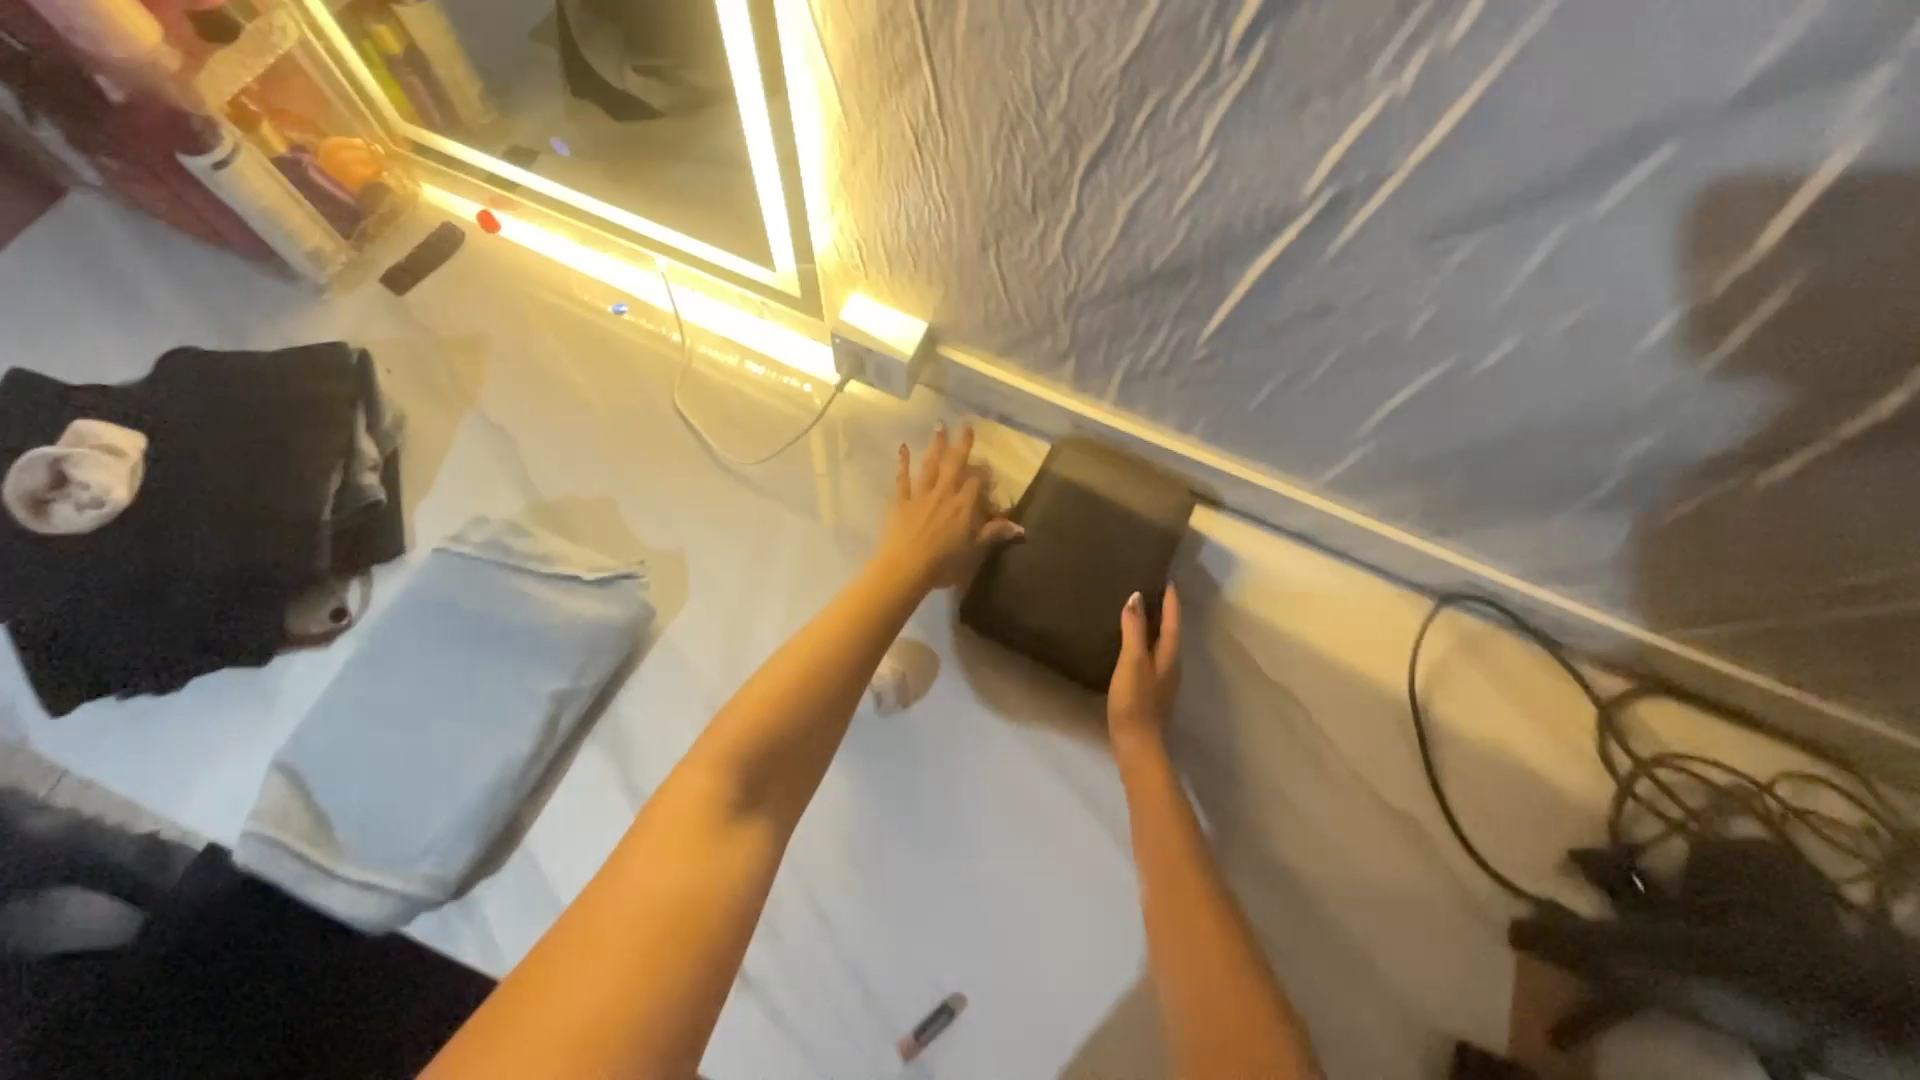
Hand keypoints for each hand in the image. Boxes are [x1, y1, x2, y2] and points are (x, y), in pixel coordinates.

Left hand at [876, 424, 1022, 592]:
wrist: (906, 568)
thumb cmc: (943, 563)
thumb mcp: (973, 550)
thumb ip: (994, 534)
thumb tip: (1020, 528)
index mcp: (963, 506)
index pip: (977, 482)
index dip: (983, 474)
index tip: (987, 467)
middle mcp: (944, 494)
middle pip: (955, 464)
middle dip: (962, 445)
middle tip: (966, 425)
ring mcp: (921, 495)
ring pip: (930, 465)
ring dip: (936, 445)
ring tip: (939, 426)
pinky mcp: (901, 501)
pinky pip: (903, 478)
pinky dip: (903, 462)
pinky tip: (903, 447)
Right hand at [1108, 585, 1180, 748]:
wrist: (1137, 743)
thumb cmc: (1134, 700)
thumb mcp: (1132, 661)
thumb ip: (1134, 630)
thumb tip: (1136, 597)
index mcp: (1169, 655)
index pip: (1173, 621)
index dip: (1171, 601)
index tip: (1168, 580)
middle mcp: (1171, 665)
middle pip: (1171, 632)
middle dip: (1165, 612)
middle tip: (1154, 591)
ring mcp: (1162, 680)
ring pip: (1162, 646)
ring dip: (1155, 628)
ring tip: (1142, 613)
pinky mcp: (1151, 691)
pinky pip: (1152, 658)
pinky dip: (1146, 644)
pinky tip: (1133, 646)